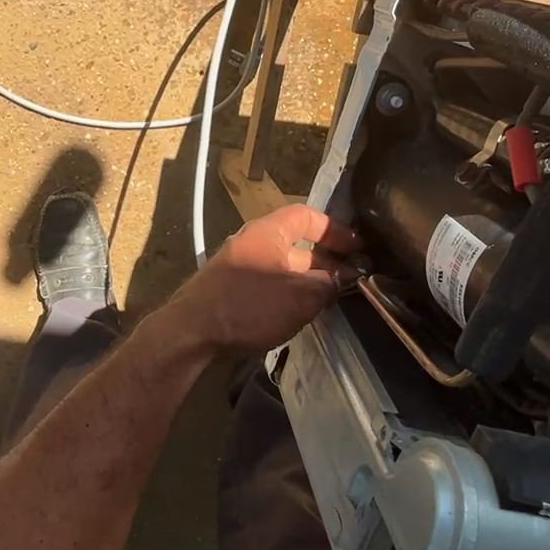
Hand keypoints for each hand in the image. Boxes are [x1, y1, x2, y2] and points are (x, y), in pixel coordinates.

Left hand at [163, 204, 359, 357]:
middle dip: (325, 258)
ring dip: (308, 279)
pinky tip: (301, 313)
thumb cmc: (248, 307)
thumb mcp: (299, 296)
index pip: (307, 216)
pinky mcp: (230, 291)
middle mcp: (251, 243)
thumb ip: (327, 284)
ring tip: (332, 298)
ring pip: (282, 266)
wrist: (191, 334)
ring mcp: (238, 267)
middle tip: (351, 277)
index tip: (358, 246)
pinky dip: (288, 293)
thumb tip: (344, 278)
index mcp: (267, 232)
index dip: (335, 228)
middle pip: (295, 243)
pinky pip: (268, 284)